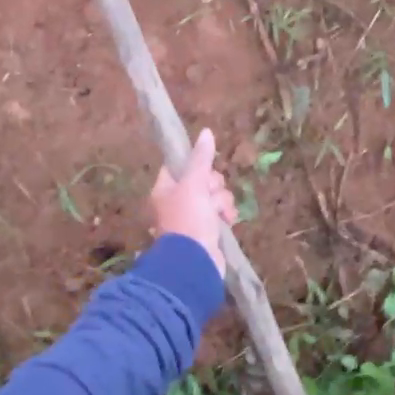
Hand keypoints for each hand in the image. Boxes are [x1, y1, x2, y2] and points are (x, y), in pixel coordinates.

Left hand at [151, 129, 236, 275]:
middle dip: (214, 186)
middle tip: (211, 195)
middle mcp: (176, 201)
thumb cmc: (188, 219)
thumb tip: (206, 132)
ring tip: (221, 214)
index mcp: (165, 189)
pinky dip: (226, 215)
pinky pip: (220, 212)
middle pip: (203, 179)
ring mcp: (192, 217)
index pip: (181, 166)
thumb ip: (201, 158)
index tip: (205, 170)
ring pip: (215, 195)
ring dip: (222, 202)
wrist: (195, 262)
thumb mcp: (194, 183)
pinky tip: (229, 221)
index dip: (197, 165)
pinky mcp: (207, 230)